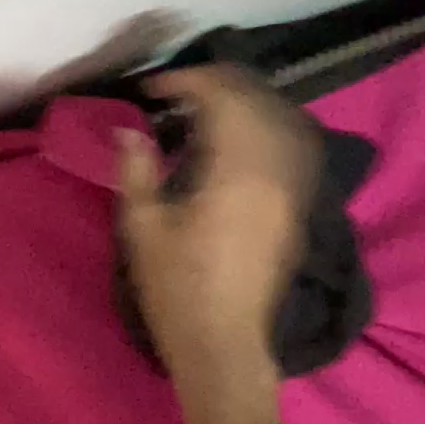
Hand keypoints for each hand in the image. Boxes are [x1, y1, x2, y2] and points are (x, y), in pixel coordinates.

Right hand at [117, 67, 320, 374]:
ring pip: (281, 118)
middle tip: (176, 90)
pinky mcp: (296, 205)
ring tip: (206, 106)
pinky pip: (291, 144)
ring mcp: (292, 188)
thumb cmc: (176, 289)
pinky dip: (265, 125)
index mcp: (235, 172)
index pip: (223, 98)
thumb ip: (136, 170)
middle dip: (218, 82)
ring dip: (245, 100)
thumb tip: (128, 130)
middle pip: (258, 99)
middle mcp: (274, 170)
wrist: (223, 343)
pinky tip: (239, 137)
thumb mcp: (142, 228)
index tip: (152, 89)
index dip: (187, 80)